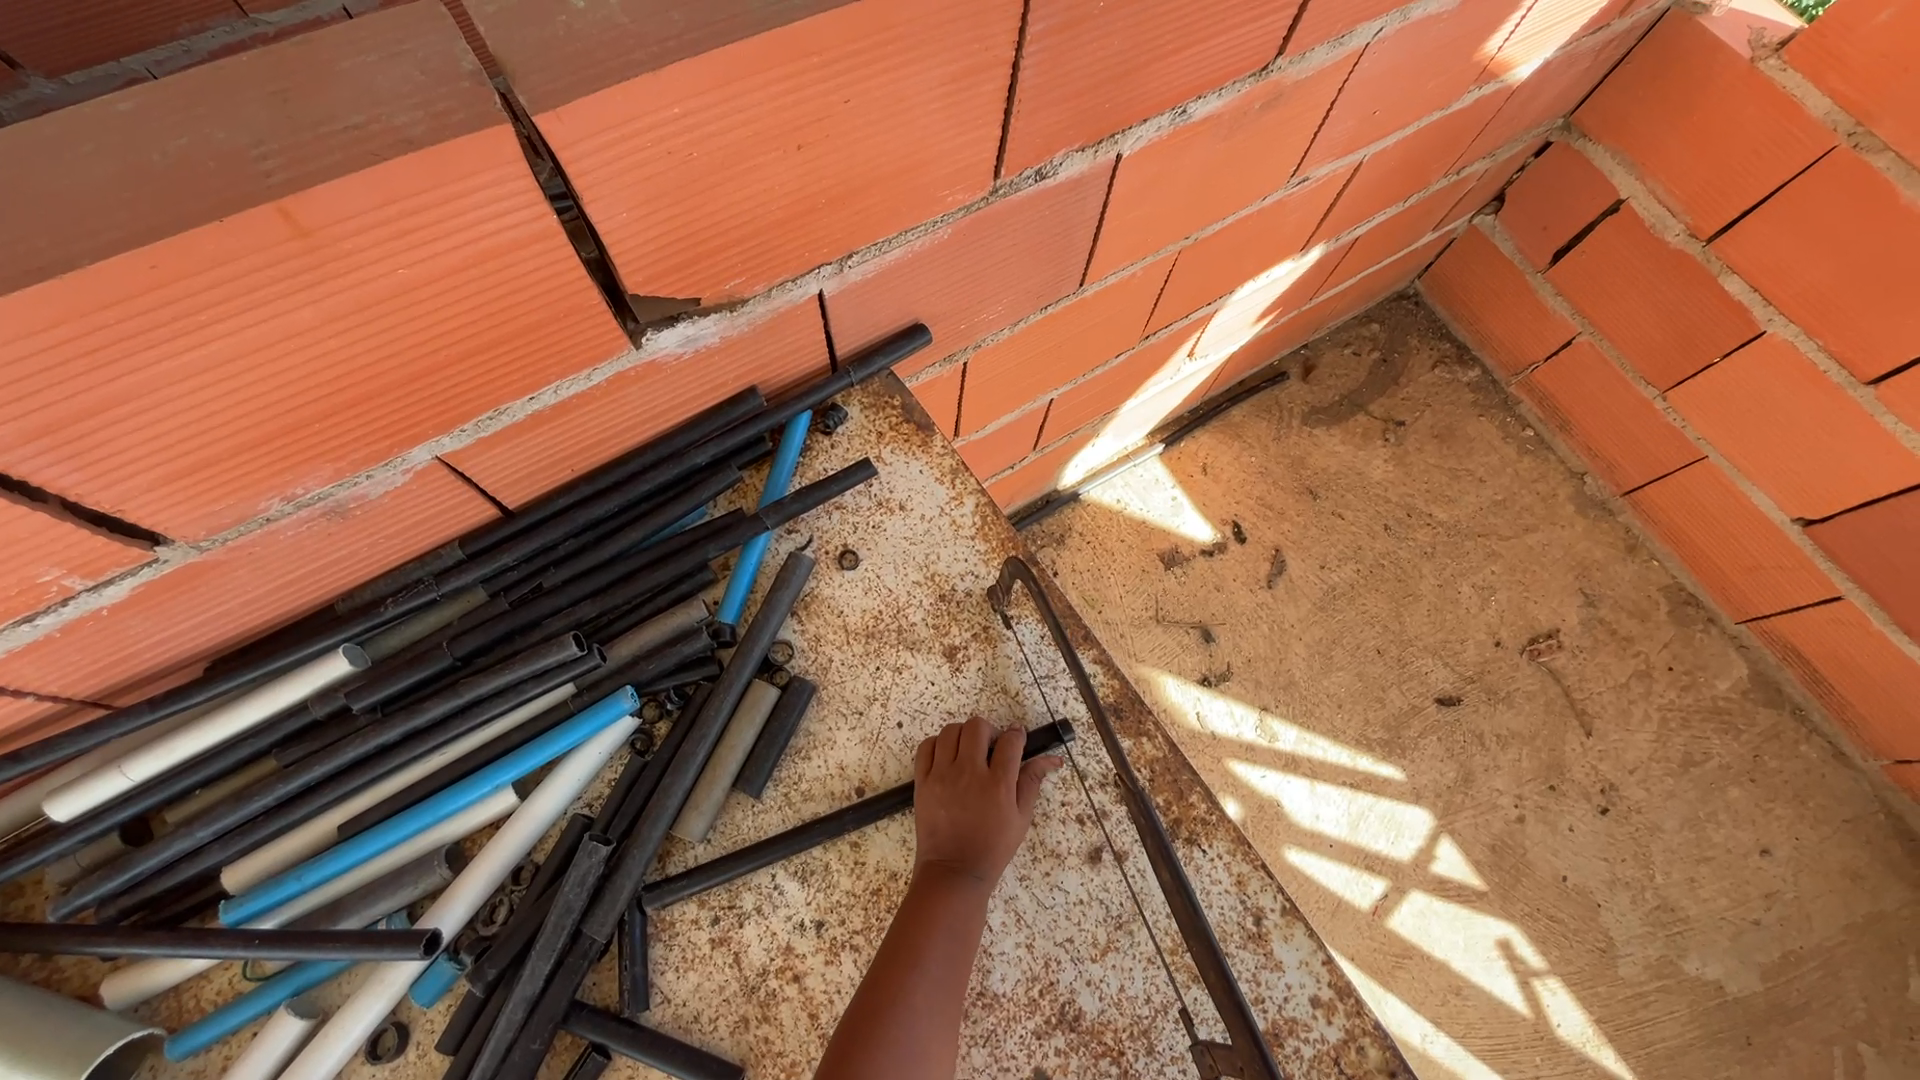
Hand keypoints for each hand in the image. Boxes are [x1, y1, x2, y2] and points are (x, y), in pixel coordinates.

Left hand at [911, 717, 1062, 890]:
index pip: (1010, 741)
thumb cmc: (993, 847)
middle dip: (989, 730)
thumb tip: (1051, 758)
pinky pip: (926, 747)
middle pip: (977, 726)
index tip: (1017, 737)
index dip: (1017, 734)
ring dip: (963, 735)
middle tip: (991, 747)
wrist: (954, 871)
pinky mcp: (922, 782)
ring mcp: (942, 775)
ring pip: (951, 731)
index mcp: (998, 784)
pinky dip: (938, 745)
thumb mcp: (1021, 818)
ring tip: (968, 751)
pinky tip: (947, 757)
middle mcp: (969, 773)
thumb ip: (1032, 782)